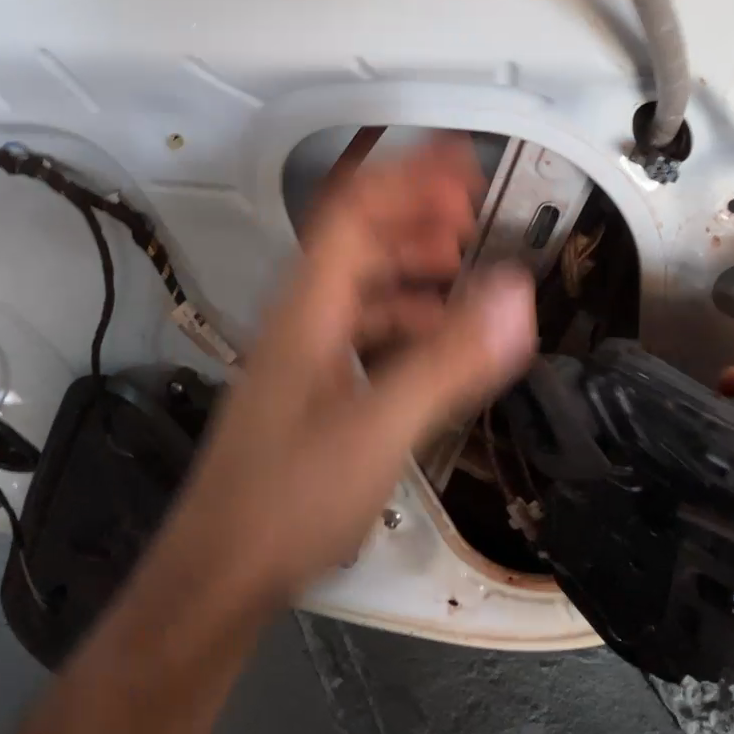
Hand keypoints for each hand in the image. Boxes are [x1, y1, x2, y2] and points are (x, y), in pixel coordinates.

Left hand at [172, 138, 537, 600]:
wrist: (216, 574)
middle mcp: (298, 319)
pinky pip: (357, 327)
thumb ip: (449, 362)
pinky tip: (430, 337)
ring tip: (460, 263)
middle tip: (469, 207)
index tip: (461, 159)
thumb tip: (517, 293)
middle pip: (354, 238)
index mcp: (307, 311)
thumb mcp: (377, 430)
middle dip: (412, 210)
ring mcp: (298, 355)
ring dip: (407, 261)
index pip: (354, 211)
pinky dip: (400, 314)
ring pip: (357, 283)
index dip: (406, 175)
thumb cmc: (286, 503)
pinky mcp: (305, 390)